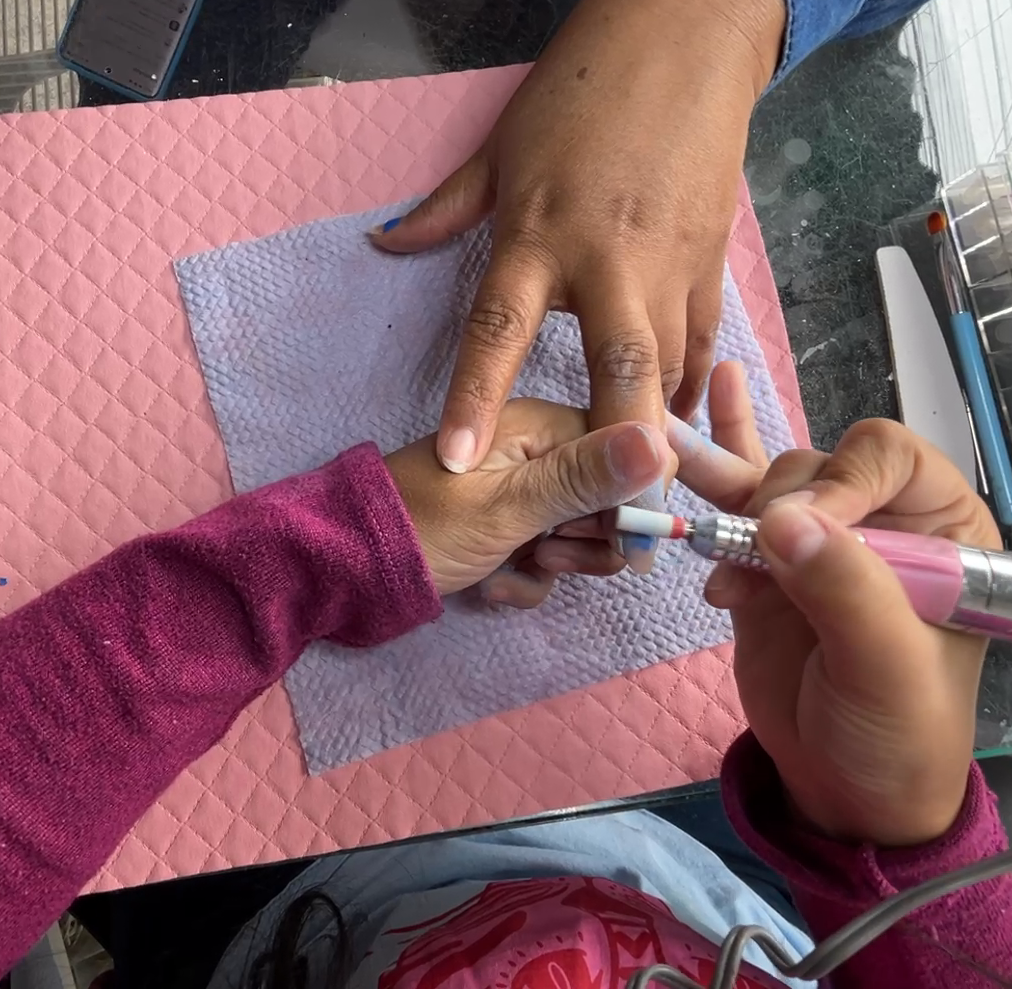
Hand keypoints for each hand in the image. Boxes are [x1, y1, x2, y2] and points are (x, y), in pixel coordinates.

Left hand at [371, 0, 784, 473]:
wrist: (686, 37)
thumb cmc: (578, 95)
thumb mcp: (498, 149)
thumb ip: (442, 208)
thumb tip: (384, 241)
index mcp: (538, 236)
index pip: (497, 330)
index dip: (473, 400)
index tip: (458, 463)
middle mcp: (605, 261)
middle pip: (617, 363)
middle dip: (617, 438)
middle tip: (613, 506)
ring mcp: (667, 263)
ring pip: (670, 362)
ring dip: (659, 426)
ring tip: (644, 484)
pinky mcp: (710, 261)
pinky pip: (701, 340)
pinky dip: (687, 384)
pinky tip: (673, 419)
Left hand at [385, 399, 665, 598]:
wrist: (351, 568)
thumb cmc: (424, 529)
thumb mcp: (506, 507)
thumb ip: (583, 478)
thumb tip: (660, 441)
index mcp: (538, 427)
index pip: (627, 448)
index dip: (633, 497)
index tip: (616, 536)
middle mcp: (535, 452)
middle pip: (609, 496)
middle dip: (590, 538)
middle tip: (550, 552)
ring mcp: (520, 492)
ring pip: (580, 533)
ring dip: (557, 564)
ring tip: (518, 566)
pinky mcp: (505, 526)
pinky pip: (545, 556)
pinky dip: (526, 577)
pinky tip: (493, 585)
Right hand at [675, 365, 999, 845]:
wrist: (839, 783)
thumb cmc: (894, 733)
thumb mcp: (884, 669)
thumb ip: (844, 589)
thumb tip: (781, 518)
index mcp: (940, 532)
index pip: (888, 458)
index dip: (841, 479)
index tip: (799, 527)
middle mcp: (880, 521)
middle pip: (816, 465)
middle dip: (778, 505)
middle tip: (757, 559)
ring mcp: (817, 540)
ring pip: (767, 483)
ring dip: (735, 516)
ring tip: (726, 570)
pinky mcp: (765, 562)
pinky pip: (729, 516)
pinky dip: (709, 522)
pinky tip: (710, 564)